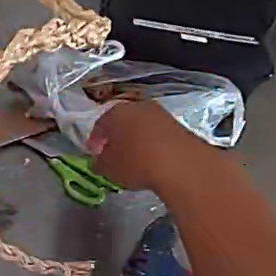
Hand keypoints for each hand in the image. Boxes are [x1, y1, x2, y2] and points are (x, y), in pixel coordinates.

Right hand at [87, 101, 206, 192]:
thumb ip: (100, 163)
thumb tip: (99, 161)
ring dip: (135, 139)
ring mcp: (160, 114)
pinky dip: (152, 143)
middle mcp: (137, 107)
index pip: (99, 125)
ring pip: (141, 126)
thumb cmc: (136, 163)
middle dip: (116, 137)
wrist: (181, 163)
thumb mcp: (110, 169)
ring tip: (133, 158)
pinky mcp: (178, 125)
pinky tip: (151, 158)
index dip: (95, 141)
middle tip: (112, 155)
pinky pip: (157, 133)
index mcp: (115, 113)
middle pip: (122, 121)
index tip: (94, 154)